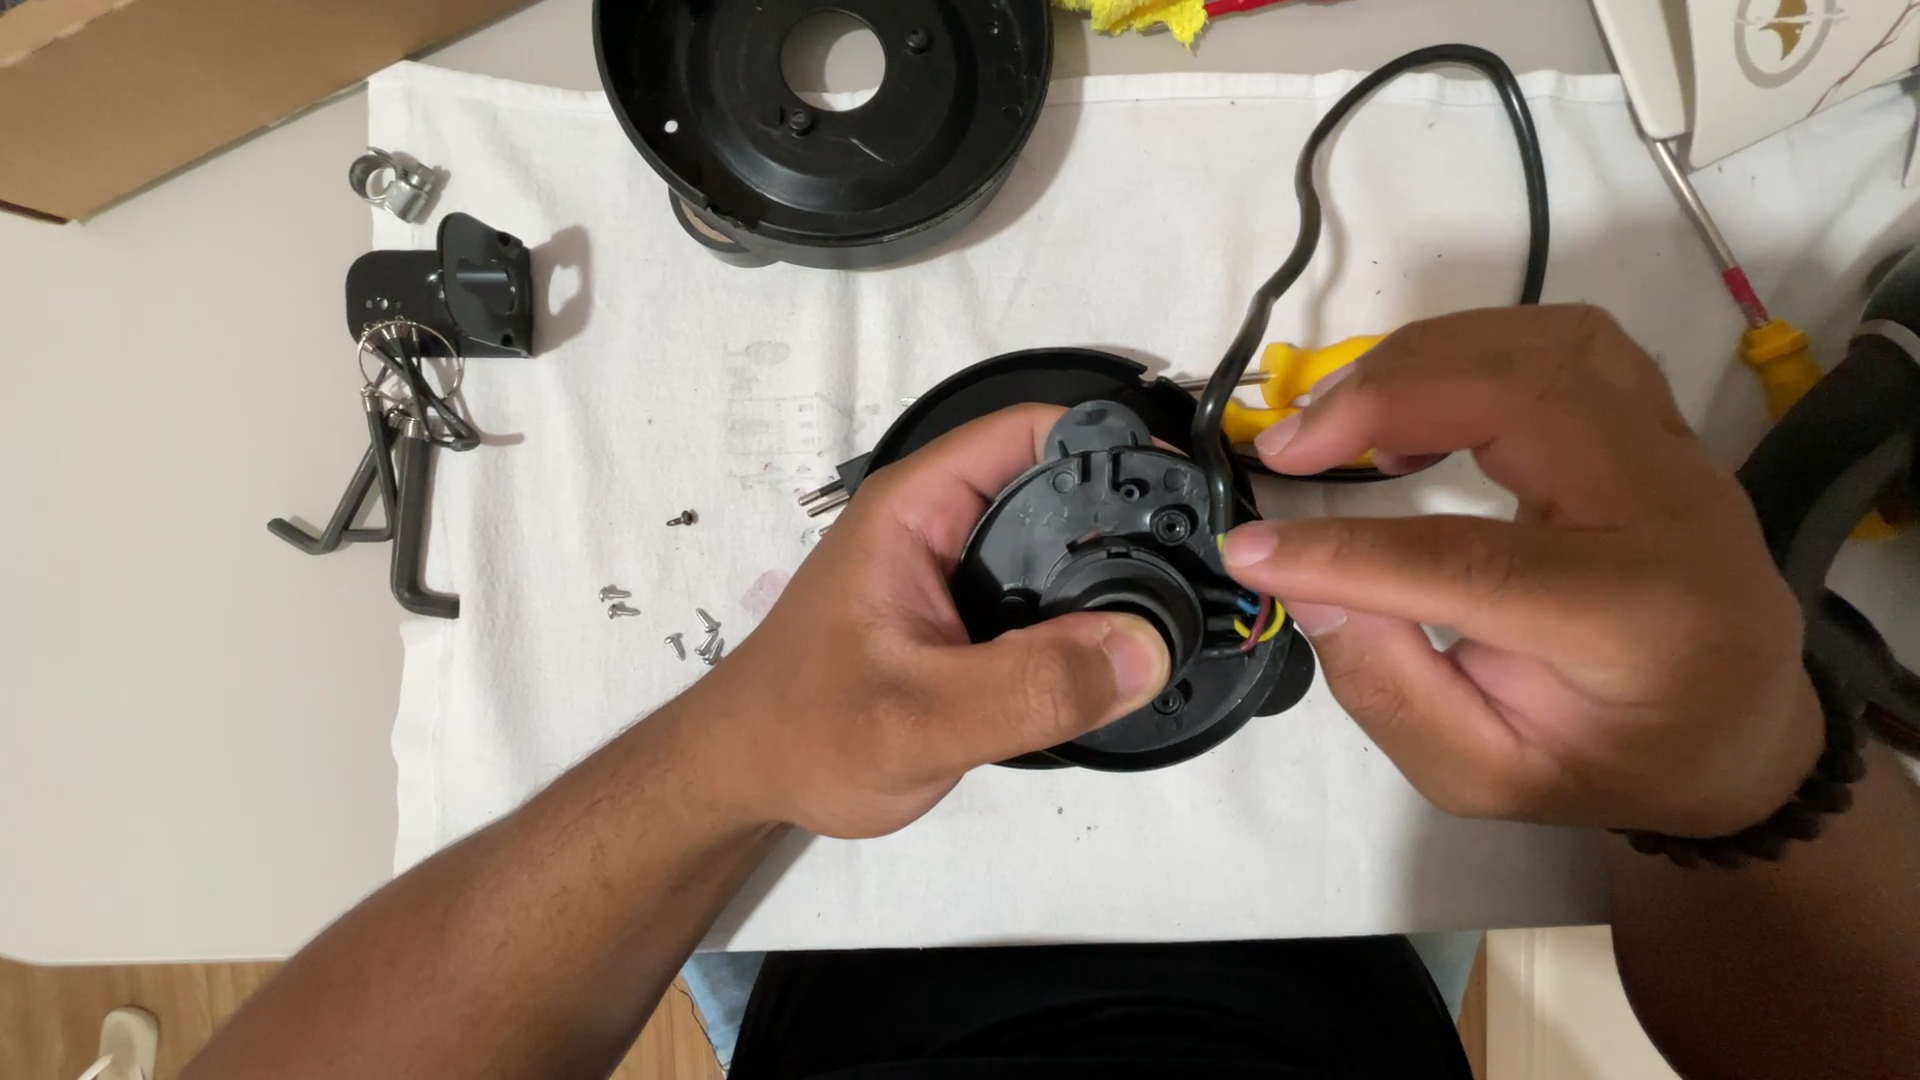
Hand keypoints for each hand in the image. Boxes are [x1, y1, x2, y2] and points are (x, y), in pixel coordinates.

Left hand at [676, 406, 1170, 839]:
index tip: (1192, 496)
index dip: (1116, 446)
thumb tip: (1145, 649)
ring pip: (1057, 554)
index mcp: (919, 507)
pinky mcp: (968, 622)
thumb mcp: (915, 719)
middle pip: (1058, 491)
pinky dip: (1086, 627)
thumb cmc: (808, 733)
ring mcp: (956, 575)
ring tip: (1185, 618)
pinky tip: (1125, 661)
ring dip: (1114, 581)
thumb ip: (1027, 688)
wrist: (753, 774)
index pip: (1032, 433)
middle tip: (1205, 571)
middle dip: (1131, 521)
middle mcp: (943, 526)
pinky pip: (1045, 607)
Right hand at [1222, 305, 1821, 837]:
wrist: (1731, 735)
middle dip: (1381, 400)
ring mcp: (1674, 456)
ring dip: (1419, 361)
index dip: (1339, 550)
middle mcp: (1675, 514)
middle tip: (1286, 445)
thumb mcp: (1480, 772)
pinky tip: (1405, 411)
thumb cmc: (1599, 763)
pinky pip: (1560, 345)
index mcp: (1637, 621)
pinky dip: (1463, 353)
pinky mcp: (1649, 430)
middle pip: (1526, 395)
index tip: (1244, 548)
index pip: (1465, 560)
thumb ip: (1384, 684)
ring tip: (1335, 417)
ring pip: (1547, 343)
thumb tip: (1298, 584)